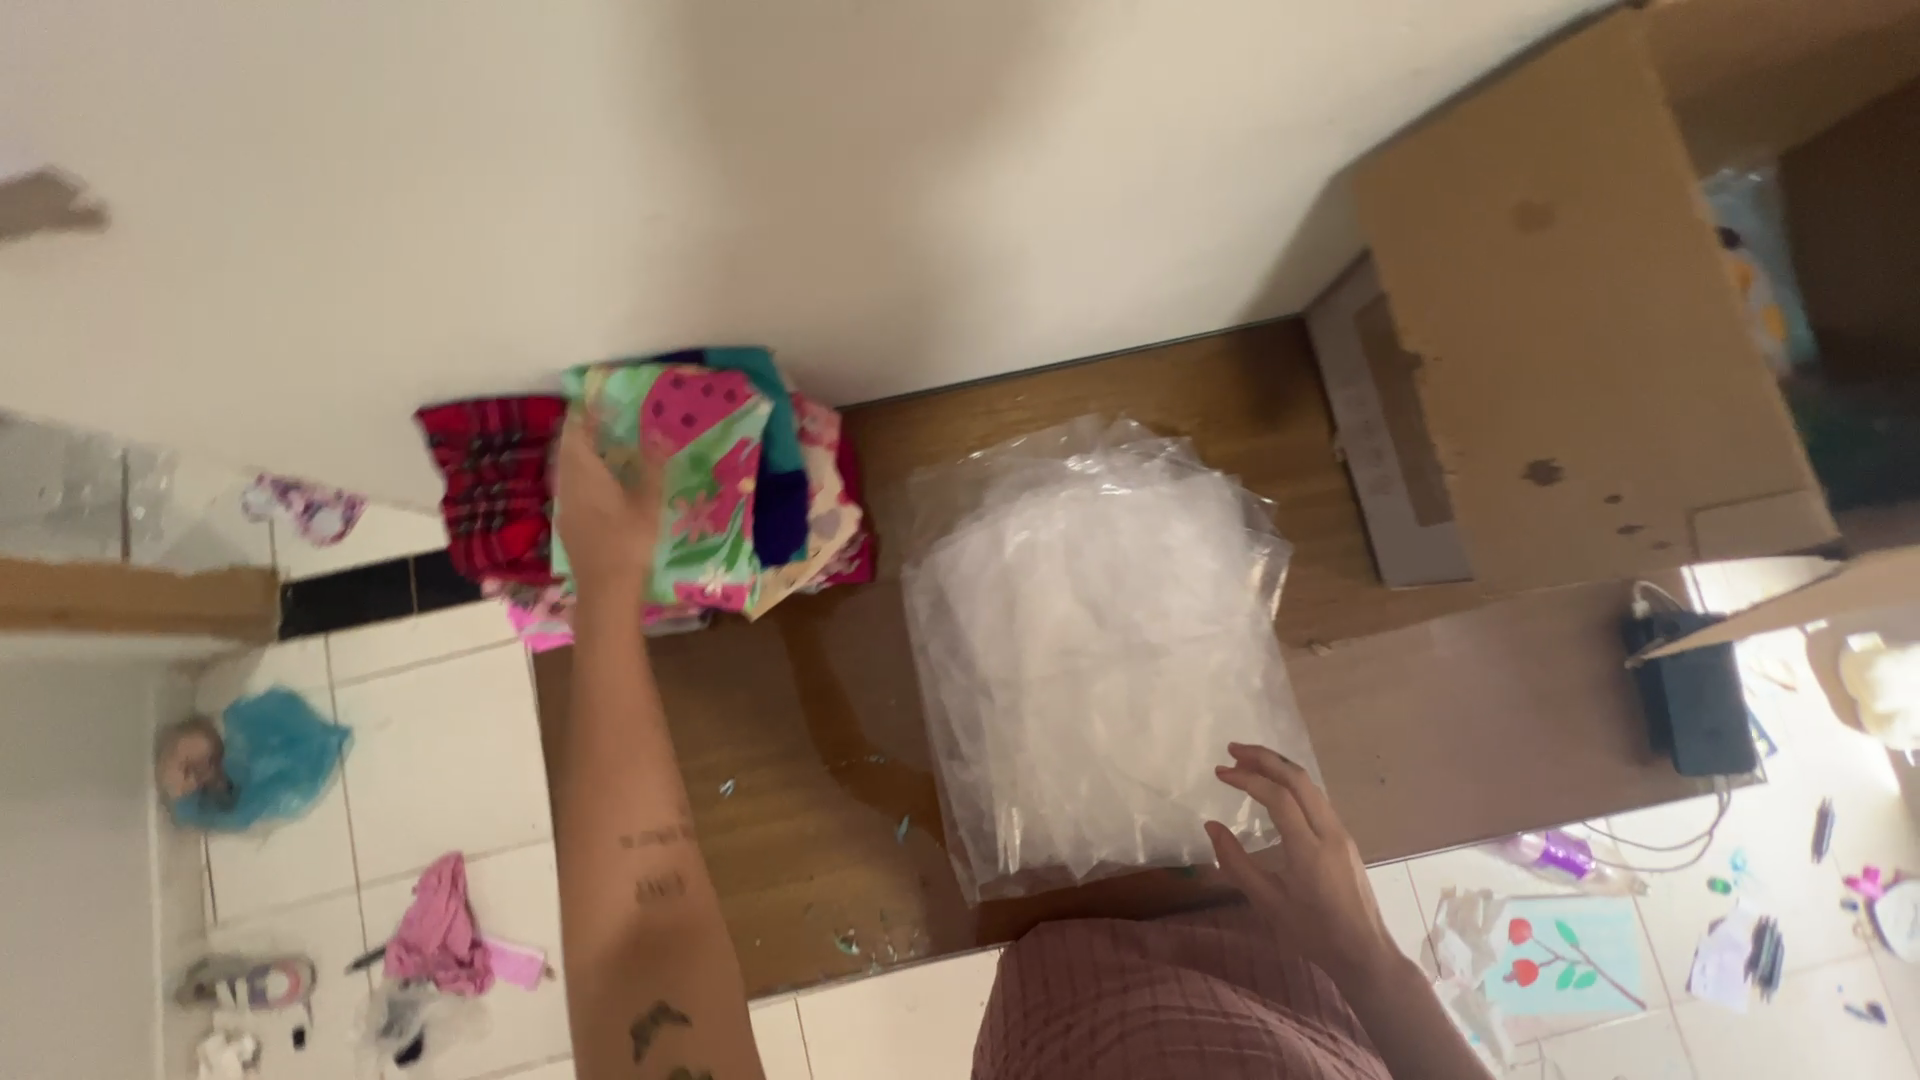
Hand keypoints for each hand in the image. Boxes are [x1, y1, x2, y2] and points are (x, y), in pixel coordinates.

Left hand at [553, 419, 662, 601]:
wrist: (605, 587)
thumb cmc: (629, 542)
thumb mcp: (648, 503)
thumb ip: (651, 467)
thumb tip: (657, 434)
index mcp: (585, 473)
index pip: (575, 432)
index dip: (584, 413)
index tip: (597, 400)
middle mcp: (568, 483)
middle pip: (567, 448)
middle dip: (582, 431)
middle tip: (604, 421)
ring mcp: (564, 504)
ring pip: (566, 468)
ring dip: (581, 453)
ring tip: (604, 448)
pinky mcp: (567, 521)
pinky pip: (570, 486)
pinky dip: (582, 474)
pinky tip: (600, 483)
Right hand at [1207, 743, 1402, 987]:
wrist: (1366, 954)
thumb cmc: (1313, 933)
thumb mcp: (1268, 903)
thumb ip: (1236, 863)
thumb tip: (1211, 826)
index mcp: (1309, 850)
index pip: (1278, 797)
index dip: (1246, 778)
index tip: (1219, 772)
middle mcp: (1329, 833)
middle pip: (1298, 779)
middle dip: (1264, 758)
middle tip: (1232, 750)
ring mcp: (1341, 833)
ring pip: (1310, 785)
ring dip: (1278, 767)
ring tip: (1248, 762)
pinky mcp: (1344, 838)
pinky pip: (1316, 798)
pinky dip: (1291, 783)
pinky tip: (1274, 788)